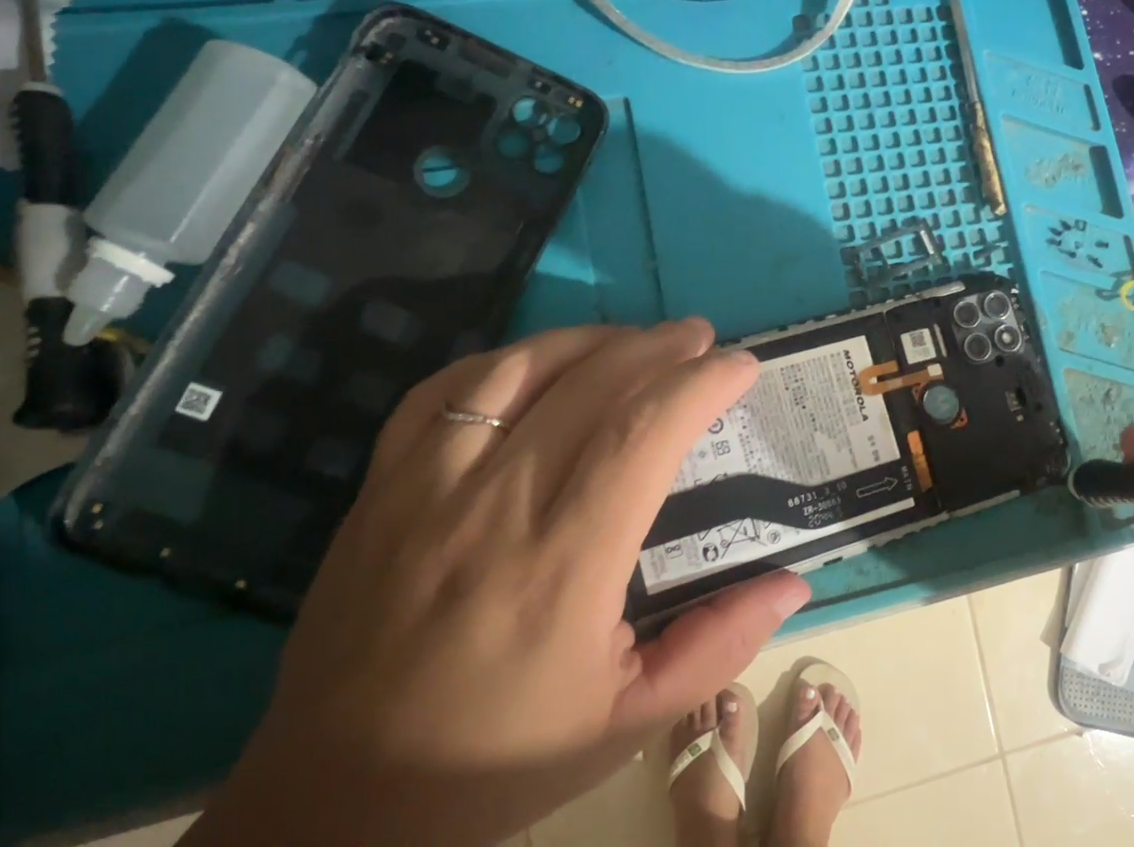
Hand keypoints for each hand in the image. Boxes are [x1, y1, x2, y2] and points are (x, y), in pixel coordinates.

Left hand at [181, 321, 810, 846]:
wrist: (339, 793)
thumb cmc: (499, 758)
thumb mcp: (629, 722)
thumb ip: (718, 644)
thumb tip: (793, 580)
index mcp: (564, 563)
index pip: (644, 434)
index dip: (700, 385)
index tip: (741, 367)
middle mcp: (495, 504)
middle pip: (590, 385)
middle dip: (658, 347)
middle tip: (702, 339)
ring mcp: (426, 487)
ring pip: (517, 371)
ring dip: (588, 340)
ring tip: (633, 340)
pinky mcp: (380, 489)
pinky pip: (442, 393)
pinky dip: (501, 362)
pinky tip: (533, 366)